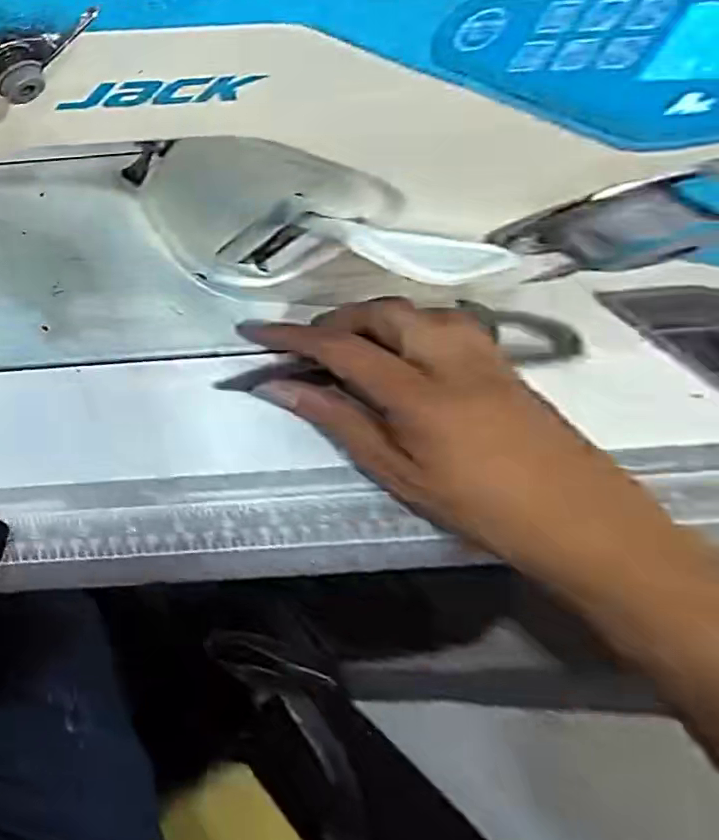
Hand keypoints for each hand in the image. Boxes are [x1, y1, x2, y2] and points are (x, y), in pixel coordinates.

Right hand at [238, 298, 676, 579]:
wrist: (588, 527)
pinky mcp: (507, 368)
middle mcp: (455, 365)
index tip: (252, 331)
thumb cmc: (477, 507)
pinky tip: (400, 352)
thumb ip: (336, 419)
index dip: (291, 335)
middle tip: (307, 346)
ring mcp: (488, 363)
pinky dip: (411, 325)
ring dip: (376, 318)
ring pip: (422, 311)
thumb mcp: (394, 470)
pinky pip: (450, 324)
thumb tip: (275, 385)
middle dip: (336, 320)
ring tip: (351, 345)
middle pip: (385, 314)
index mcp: (422, 395)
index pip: (342, 347)